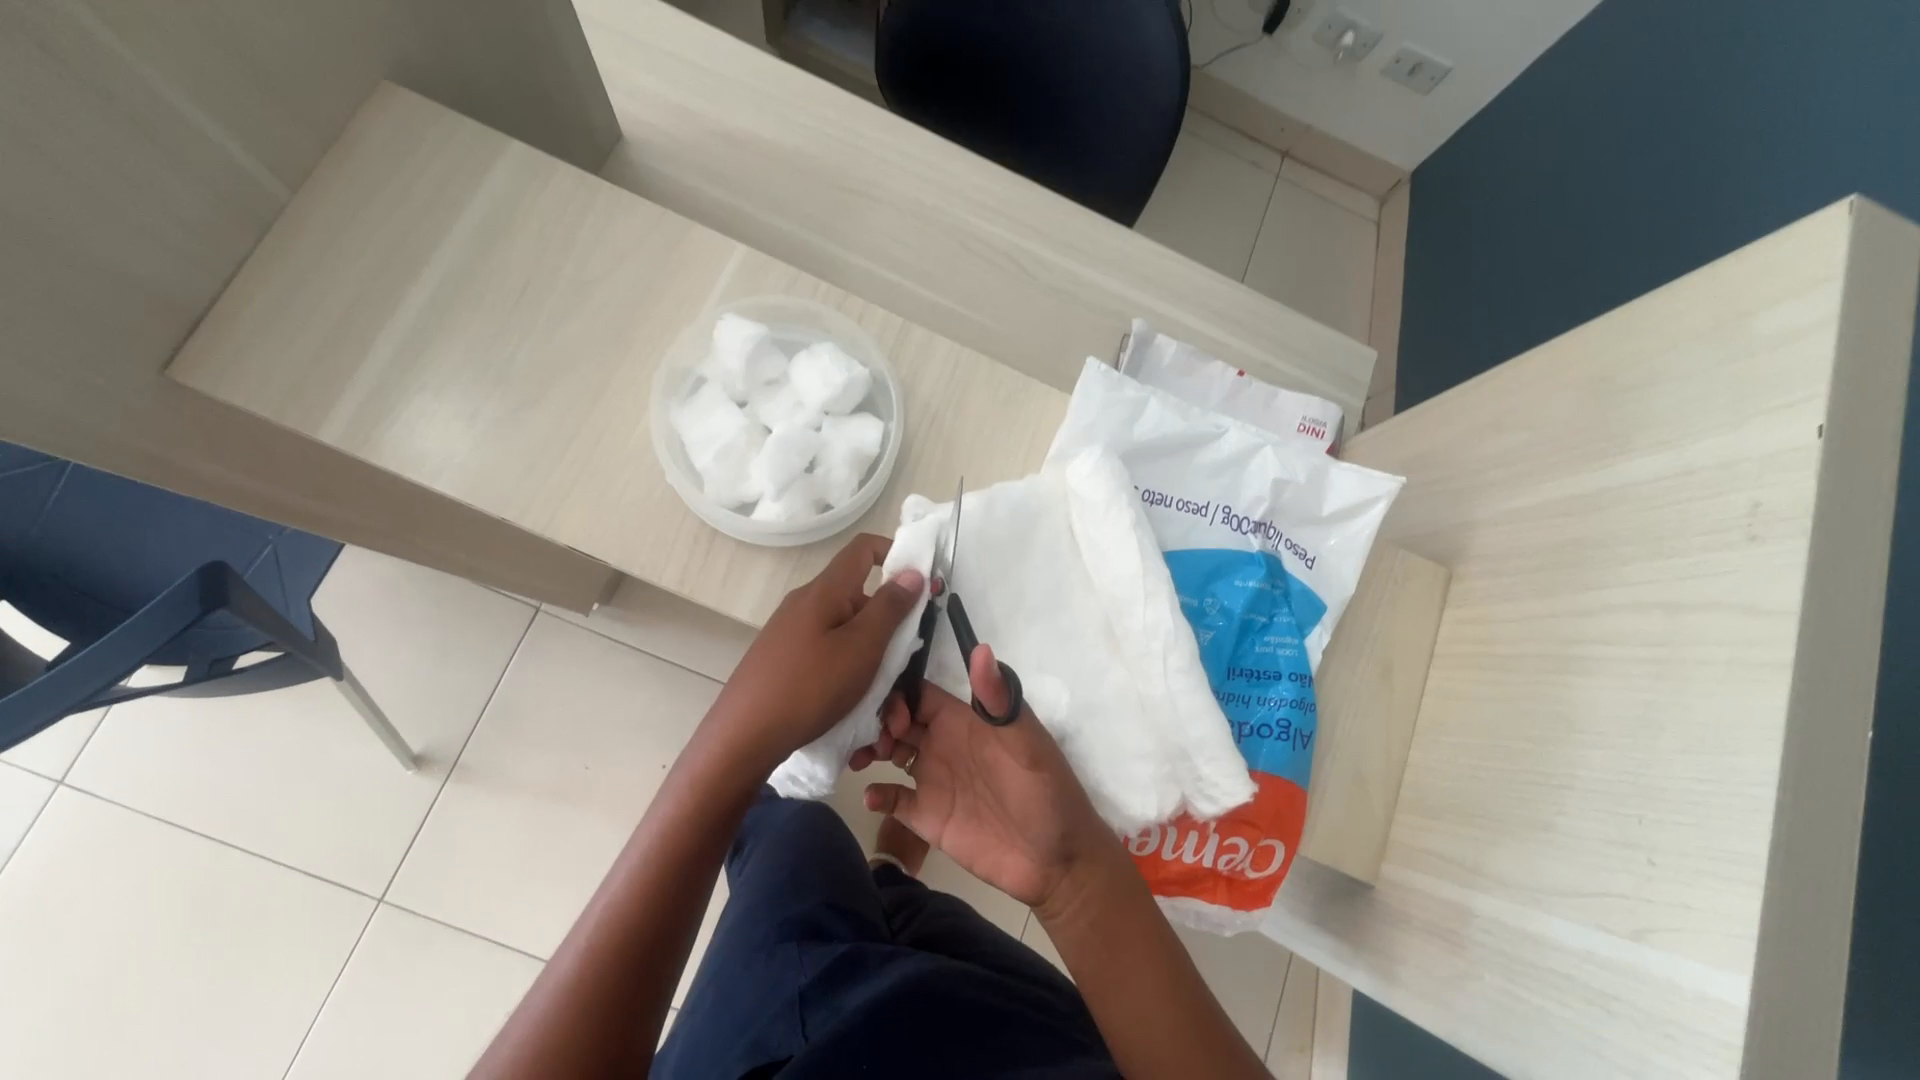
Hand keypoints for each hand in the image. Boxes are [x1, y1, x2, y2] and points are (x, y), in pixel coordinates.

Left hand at [708, 534, 923, 769]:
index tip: (922, 585)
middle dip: (893, 636)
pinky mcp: (787, 663)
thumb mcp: (861, 647)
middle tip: (910, 675)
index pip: (864, 549)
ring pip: (850, 640)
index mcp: (825, 591)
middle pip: (862, 602)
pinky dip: (853, 682)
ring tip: (888, 715)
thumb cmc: (809, 686)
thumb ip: (890, 608)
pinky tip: (860, 717)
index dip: (896, 554)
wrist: (743, 737)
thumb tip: (912, 571)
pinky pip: (832, 661)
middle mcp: (807, 605)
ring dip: (876, 670)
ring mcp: (794, 635)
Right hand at [855, 646, 1118, 909]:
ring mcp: (933, 781)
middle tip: (870, 740)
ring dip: (867, 750)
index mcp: (964, 721)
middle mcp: (943, 744)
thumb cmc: (1047, 793)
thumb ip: (1000, 701)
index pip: (919, 694)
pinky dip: (876, 795)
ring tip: (858, 760)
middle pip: (896, 720)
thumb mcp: (1027, 743)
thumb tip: (981, 649)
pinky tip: (872, 797)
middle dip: (874, 721)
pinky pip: (892, 800)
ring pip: (887, 753)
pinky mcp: (927, 817)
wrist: (1056, 861)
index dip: (898, 695)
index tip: (891, 714)